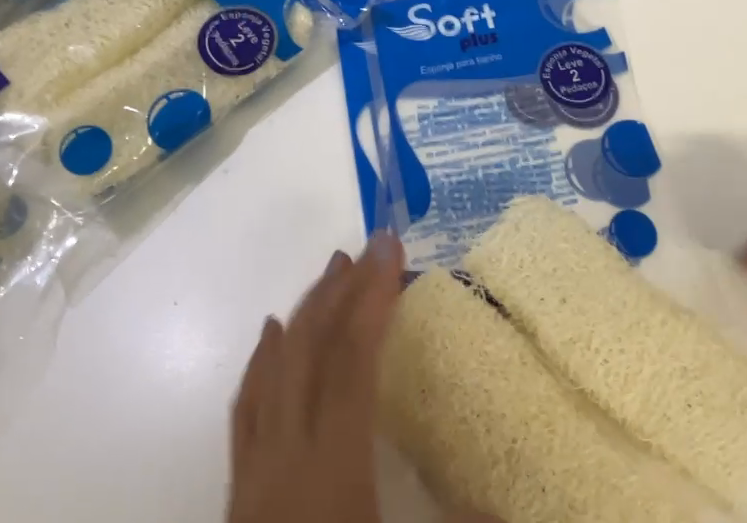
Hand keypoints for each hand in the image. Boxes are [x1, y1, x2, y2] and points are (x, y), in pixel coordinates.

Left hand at [226, 231, 501, 522]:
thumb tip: (508, 506)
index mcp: (331, 467)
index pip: (353, 360)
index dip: (373, 299)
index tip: (390, 249)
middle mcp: (284, 456)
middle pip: (308, 351)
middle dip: (337, 293)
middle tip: (365, 250)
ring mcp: (253, 472)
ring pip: (273, 370)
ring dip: (303, 315)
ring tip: (326, 277)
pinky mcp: (238, 493)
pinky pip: (244, 407)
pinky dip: (262, 362)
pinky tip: (271, 341)